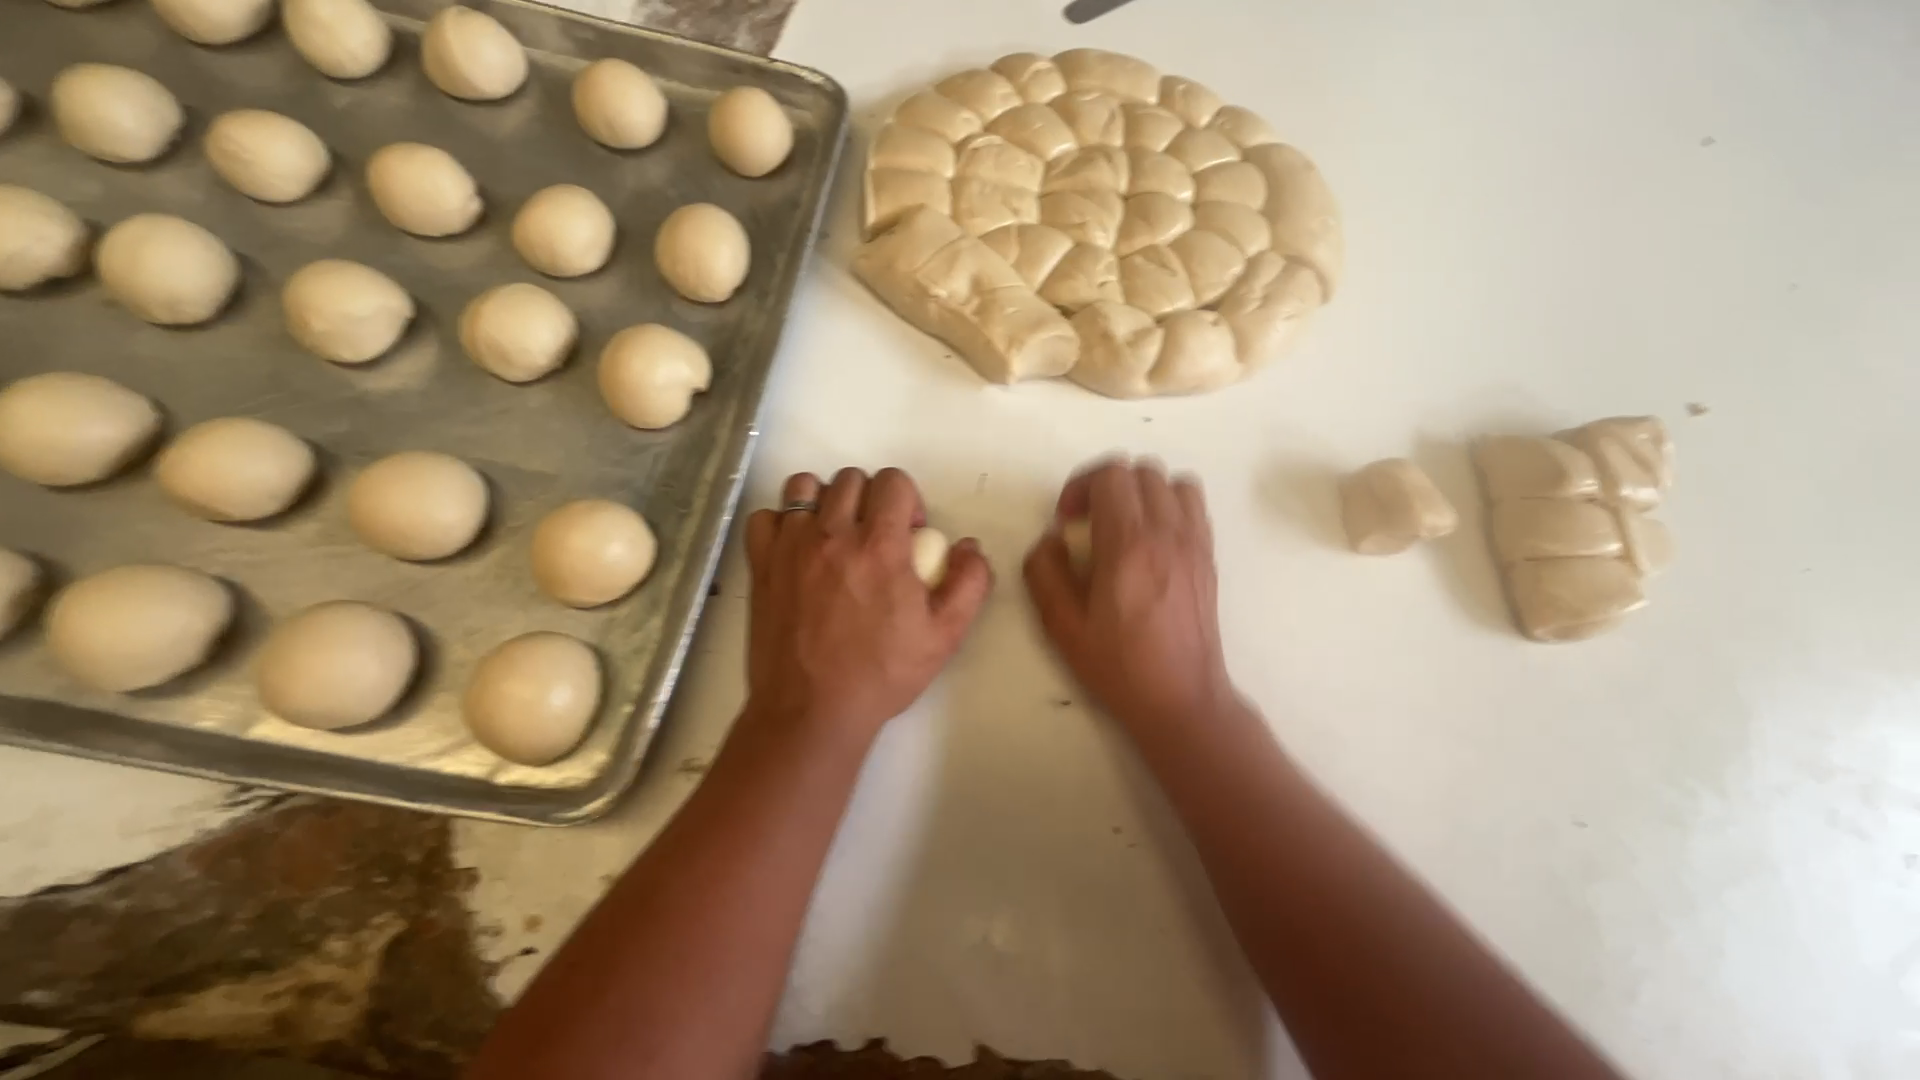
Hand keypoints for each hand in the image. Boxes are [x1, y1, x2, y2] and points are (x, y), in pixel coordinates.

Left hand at [743, 468, 991, 741]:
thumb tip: (968, 546)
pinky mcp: (762, 565)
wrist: (812, 711)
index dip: (908, 500)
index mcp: (880, 546)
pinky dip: (782, 524)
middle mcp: (833, 535)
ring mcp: (791, 547)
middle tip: (876, 537)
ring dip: (825, 501)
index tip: (909, 533)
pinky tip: (796, 549)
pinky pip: (766, 517)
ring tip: (834, 535)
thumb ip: (968, 583)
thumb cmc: (882, 674)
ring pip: (804, 487)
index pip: (893, 482)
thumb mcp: (944, 636)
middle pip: (851, 479)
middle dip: (871, 499)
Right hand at [1024, 458, 1238, 734]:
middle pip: (1140, 471)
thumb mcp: (1061, 625)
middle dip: (1106, 486)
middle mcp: (1166, 532)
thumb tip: (1052, 539)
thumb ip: (1044, 571)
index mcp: (1128, 544)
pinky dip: (1168, 506)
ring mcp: (1194, 542)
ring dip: (1141, 492)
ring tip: (1122, 525)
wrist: (1180, 697)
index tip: (1067, 521)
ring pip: (1171, 481)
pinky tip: (1150, 540)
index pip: (1111, 475)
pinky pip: (1193, 505)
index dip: (1080, 486)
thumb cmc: (1118, 664)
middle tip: (1088, 523)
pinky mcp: (1208, 556)